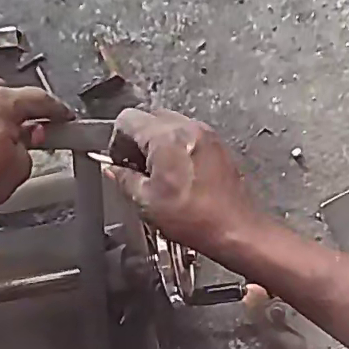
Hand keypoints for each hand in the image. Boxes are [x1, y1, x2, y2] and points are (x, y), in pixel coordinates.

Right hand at [104, 108, 269, 257]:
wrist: (235, 230)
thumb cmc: (197, 219)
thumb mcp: (147, 202)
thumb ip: (124, 179)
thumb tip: (113, 170)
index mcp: (168, 138)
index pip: (127, 119)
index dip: (116, 141)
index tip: (118, 161)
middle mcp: (189, 128)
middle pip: (149, 118)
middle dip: (137, 140)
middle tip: (134, 168)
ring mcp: (206, 135)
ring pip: (169, 125)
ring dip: (157, 143)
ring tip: (157, 174)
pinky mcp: (217, 146)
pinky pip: (188, 136)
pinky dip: (177, 148)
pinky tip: (177, 175)